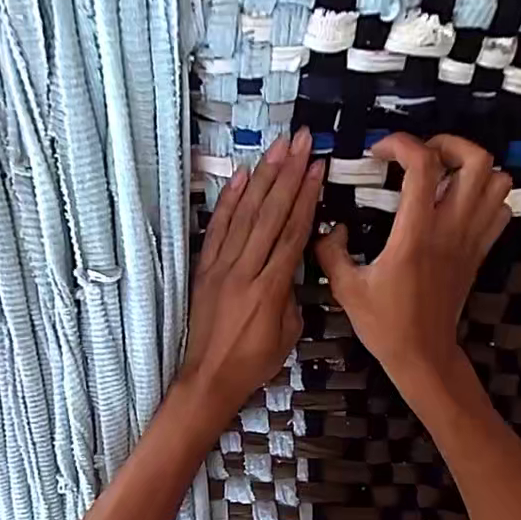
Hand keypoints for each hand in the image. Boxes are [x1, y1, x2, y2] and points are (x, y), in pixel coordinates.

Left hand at [178, 130, 324, 414]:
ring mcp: (221, 266)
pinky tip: (241, 177)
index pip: (293, 232)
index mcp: (271, 288)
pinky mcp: (204, 268)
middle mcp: (245, 270)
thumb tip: (292, 270)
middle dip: (288, 173)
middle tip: (300, 141)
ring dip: (262, 178)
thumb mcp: (289, 334)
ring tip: (276, 148)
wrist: (209, 378)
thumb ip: (294, 296)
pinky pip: (217, 228)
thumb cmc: (254, 362)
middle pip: (270, 213)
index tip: (316, 168)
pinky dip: (228, 201)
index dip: (306, 197)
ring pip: (244, 214)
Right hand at [315, 132, 510, 387]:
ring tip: (442, 176)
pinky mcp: (479, 253)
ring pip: (497, 181)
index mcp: (415, 234)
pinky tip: (458, 204)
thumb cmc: (384, 324)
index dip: (402, 144)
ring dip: (472, 168)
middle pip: (476, 161)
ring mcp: (471, 240)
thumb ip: (330, 251)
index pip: (423, 165)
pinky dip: (486, 196)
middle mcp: (450, 230)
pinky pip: (500, 210)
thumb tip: (331, 228)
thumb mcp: (345, 288)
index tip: (380, 152)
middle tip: (421, 155)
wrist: (423, 355)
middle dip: (449, 143)